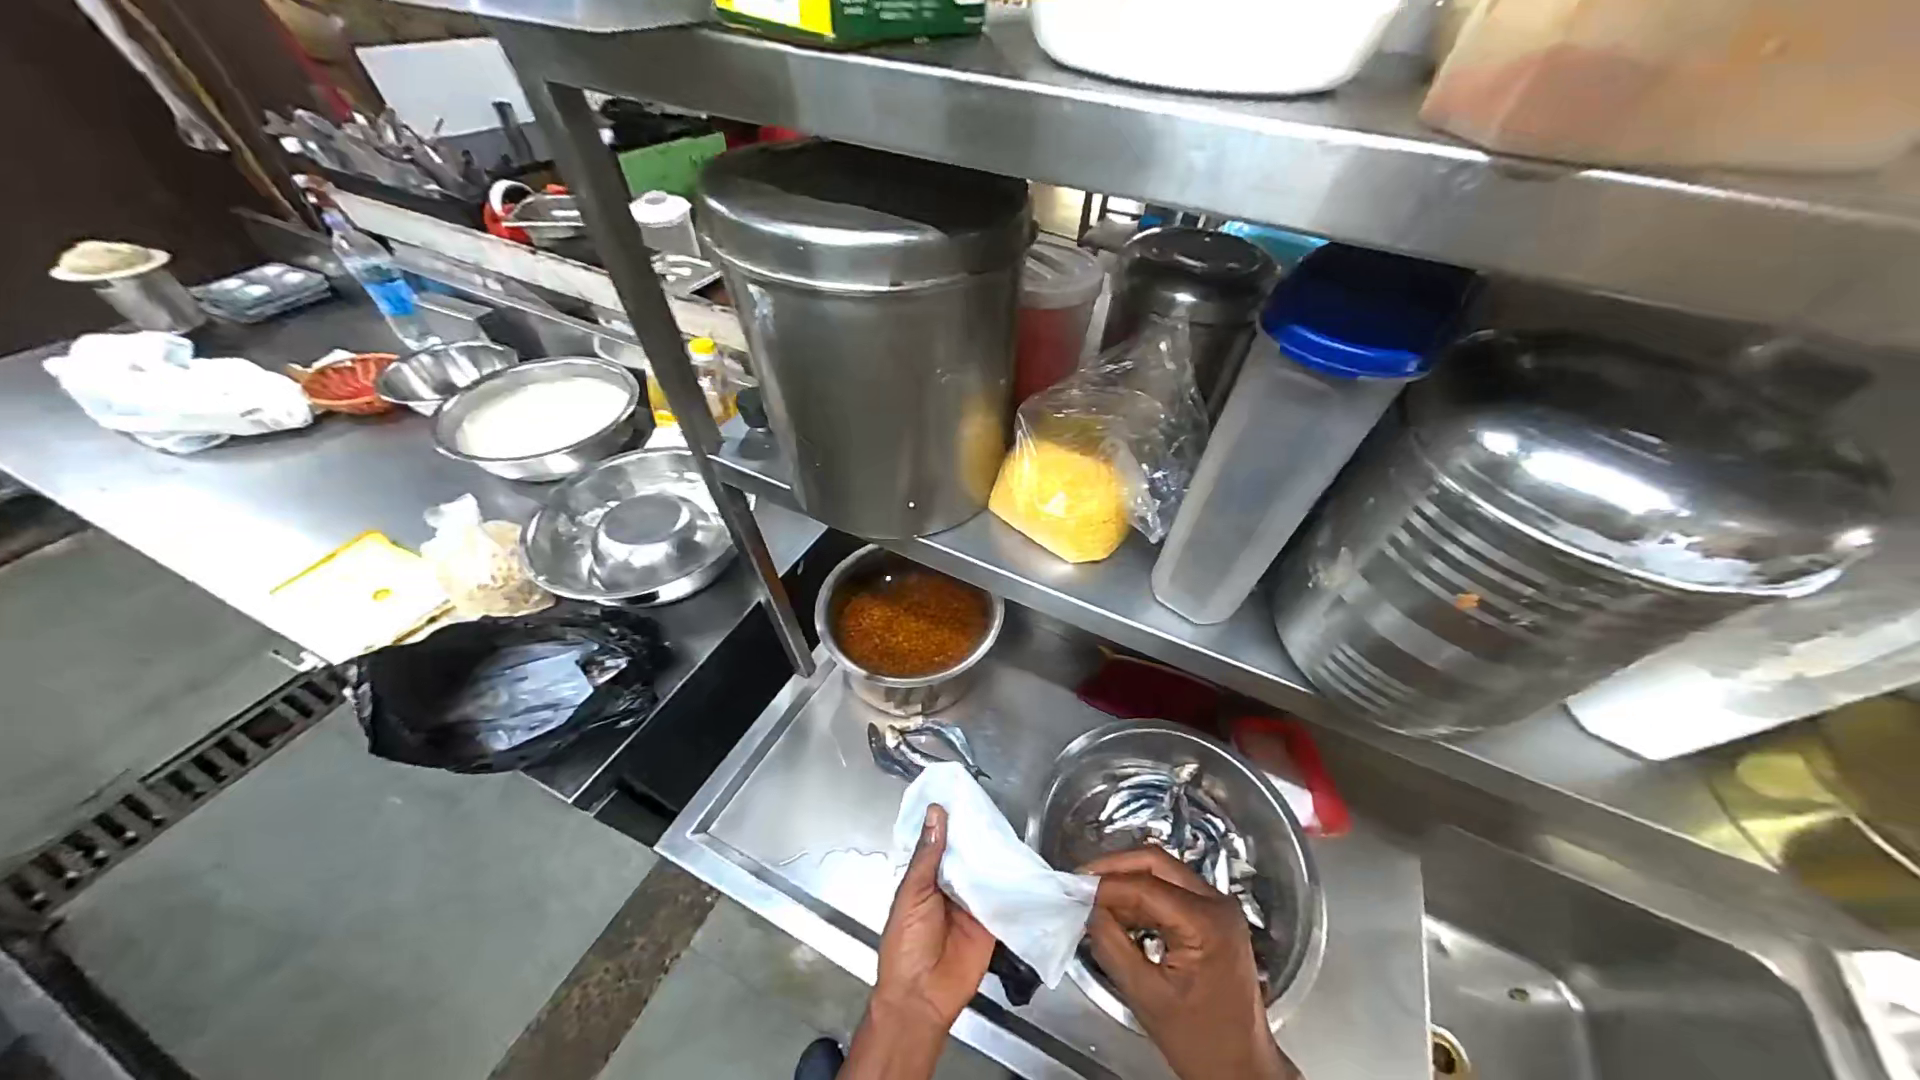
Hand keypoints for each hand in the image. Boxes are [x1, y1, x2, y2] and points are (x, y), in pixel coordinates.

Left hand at [842, 805, 995, 1079]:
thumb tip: (936, 812)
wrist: (921, 997)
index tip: (966, 792)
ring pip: (988, 871)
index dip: (954, 819)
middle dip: (980, 834)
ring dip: (997, 855)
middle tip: (995, 806)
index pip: (943, 840)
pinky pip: (1004, 897)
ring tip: (1012, 826)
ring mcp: (972, 902)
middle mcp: (951, 885)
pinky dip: (1012, 883)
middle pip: (969, 853)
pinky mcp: (992, 920)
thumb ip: (928, 854)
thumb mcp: (912, 893)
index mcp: (927, 875)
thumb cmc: (904, 945)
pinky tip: (1023, 863)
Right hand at [1083, 848, 1299, 1079]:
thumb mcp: (1145, 996)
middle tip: (1082, 880)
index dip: (1105, 885)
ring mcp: (1219, 908)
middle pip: (1156, 863)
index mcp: (1206, 922)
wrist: (1244, 1070)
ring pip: (1163, 872)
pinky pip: (1172, 890)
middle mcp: (1217, 903)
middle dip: (1115, 868)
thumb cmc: (1201, 1041)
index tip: (1074, 890)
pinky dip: (1143, 895)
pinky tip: (1120, 911)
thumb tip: (1088, 910)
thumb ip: (1111, 946)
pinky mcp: (1214, 917)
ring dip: (1127, 880)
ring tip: (1095, 895)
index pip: (1144, 886)